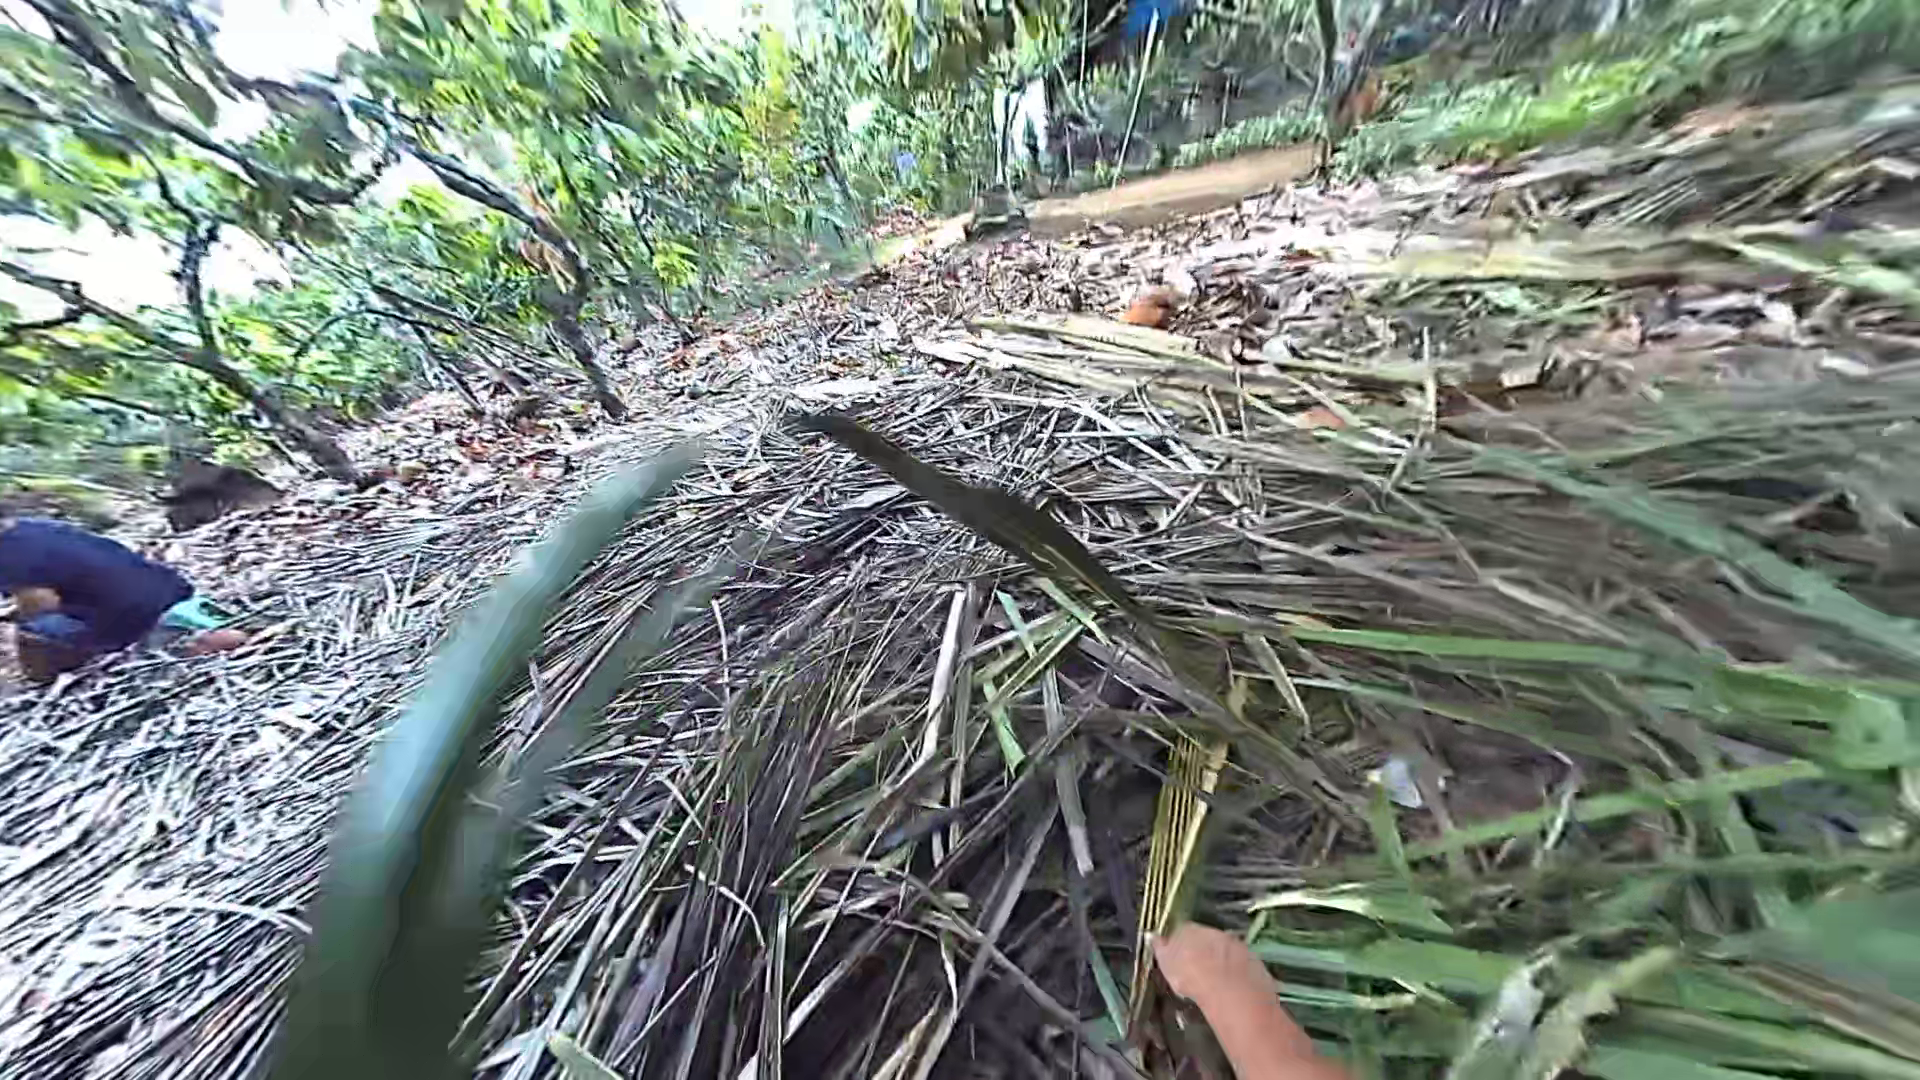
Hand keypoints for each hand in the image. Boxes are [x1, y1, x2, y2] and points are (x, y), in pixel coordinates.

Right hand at [1152, 923, 1274, 1004]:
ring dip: (1221, 963)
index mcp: (1188, 928)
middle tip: (1199, 973)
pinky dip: (1237, 976)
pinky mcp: (1254, 962)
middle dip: (1203, 952)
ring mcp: (1235, 945)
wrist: (1228, 989)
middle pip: (1206, 940)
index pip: (1181, 930)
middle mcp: (1212, 931)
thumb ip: (1160, 947)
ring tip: (1217, 985)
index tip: (1180, 960)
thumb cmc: (1190, 975)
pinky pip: (1242, 966)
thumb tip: (1153, 937)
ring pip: (1225, 952)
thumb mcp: (1165, 962)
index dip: (1181, 945)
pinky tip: (1233, 992)